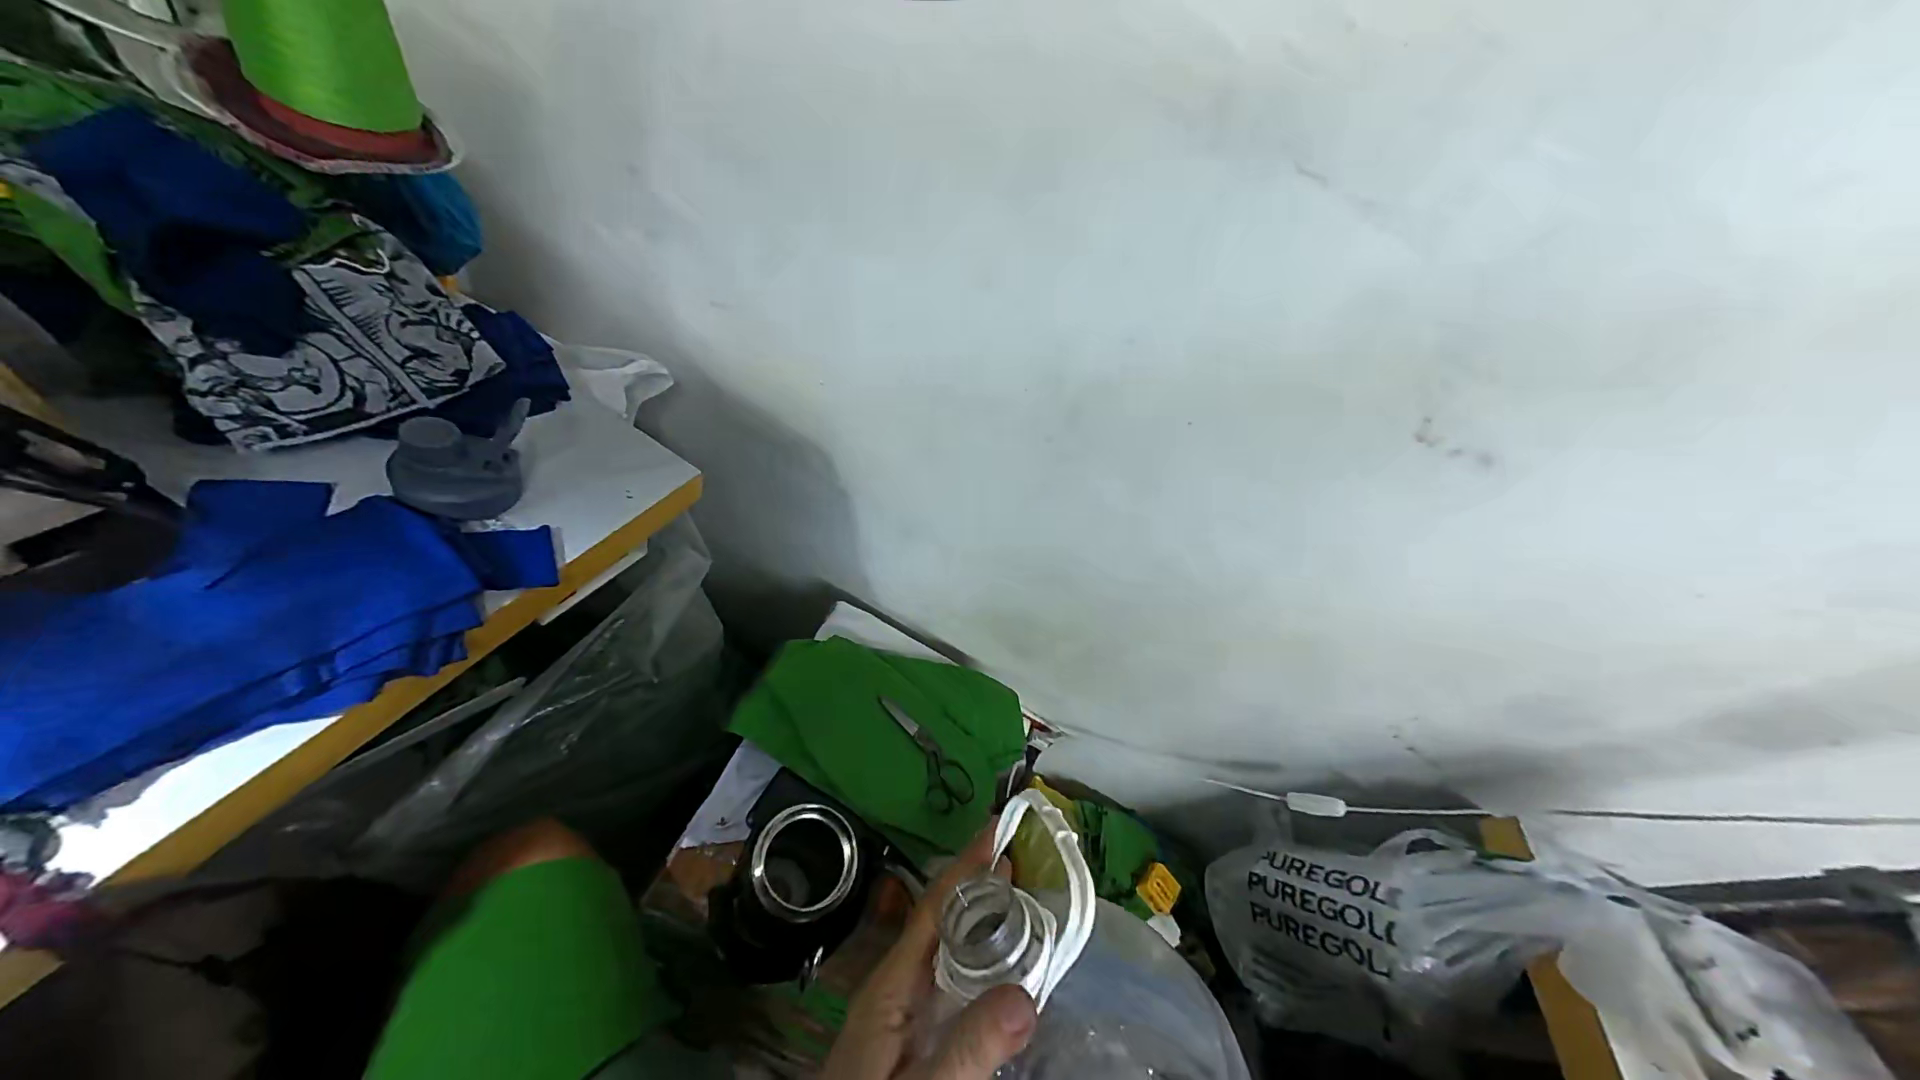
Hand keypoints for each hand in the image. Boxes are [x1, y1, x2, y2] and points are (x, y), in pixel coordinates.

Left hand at [825, 824, 1036, 1079]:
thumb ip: (968, 1048)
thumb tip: (1028, 992)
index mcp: (891, 984)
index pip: (934, 908)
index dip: (967, 865)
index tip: (999, 826)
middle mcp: (896, 986)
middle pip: (942, 921)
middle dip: (979, 883)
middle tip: (1023, 855)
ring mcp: (902, 1011)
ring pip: (948, 949)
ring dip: (982, 917)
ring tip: (1021, 896)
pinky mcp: (911, 1036)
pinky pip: (952, 982)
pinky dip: (981, 960)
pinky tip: (1003, 967)